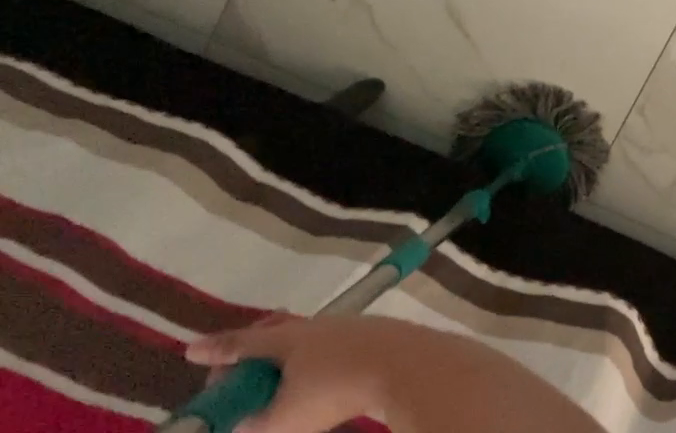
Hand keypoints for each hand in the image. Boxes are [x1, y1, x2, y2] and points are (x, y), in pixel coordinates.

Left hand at [186, 314, 424, 432]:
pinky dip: (311, 359)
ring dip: (289, 351)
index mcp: (258, 425)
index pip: (221, 400)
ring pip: (282, 381)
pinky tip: (331, 335)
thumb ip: (242, 345)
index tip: (258, 338)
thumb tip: (194, 349)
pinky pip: (308, 381)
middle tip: (285, 322)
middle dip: (264, 352)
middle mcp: (279, 428)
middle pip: (251, 389)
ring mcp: (309, 416)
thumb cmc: (345, 356)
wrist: (410, 363)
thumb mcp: (292, 342)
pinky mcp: (335, 401)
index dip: (233, 364)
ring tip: (311, 323)